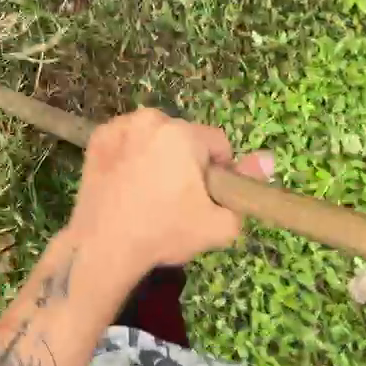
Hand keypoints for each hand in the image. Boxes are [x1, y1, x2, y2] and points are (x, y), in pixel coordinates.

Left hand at [63, 108, 273, 276]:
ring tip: (150, 190)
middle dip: (187, 161)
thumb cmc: (165, 233)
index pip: (219, 144)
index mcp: (182, 134)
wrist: (104, 245)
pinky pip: (129, 140)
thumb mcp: (219, 223)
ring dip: (159, 154)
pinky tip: (128, 182)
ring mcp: (119, 126)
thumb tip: (268, 158)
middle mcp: (150, 119)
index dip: (219, 172)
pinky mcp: (97, 138)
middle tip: (176, 196)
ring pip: (156, 136)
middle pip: (186, 137)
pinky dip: (132, 154)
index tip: (204, 196)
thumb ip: (247, 187)